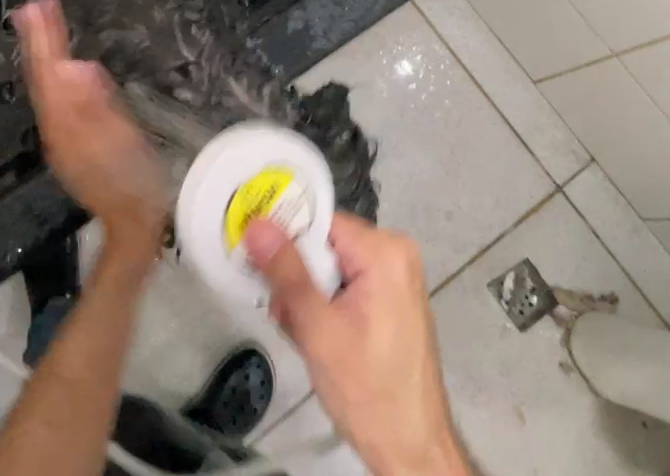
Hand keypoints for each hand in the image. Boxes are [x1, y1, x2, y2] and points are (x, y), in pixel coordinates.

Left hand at [14, 0, 166, 247]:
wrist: (132, 224)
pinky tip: (57, 68)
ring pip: (45, 89)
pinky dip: (51, 78)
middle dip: (37, 42)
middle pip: (42, 78)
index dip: (45, 39)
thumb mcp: (122, 140)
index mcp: (67, 124)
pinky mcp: (70, 144)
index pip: (51, 73)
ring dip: (42, 56)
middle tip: (31, 7)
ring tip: (37, 25)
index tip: (39, 7)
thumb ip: (97, 104)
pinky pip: (53, 102)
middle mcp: (56, 128)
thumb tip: (76, 65)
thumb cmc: (135, 181)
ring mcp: (61, 138)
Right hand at [246, 215, 471, 475]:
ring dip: (308, 298)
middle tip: (287, 316)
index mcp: (384, 251)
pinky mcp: (391, 299)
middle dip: (297, 278)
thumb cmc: (367, 388)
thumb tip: (258, 224)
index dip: (287, 244)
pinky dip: (326, 307)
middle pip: (324, 244)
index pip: (318, 222)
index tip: (263, 270)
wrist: (411, 447)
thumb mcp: (318, 329)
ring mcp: (396, 277)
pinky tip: (320, 338)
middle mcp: (396, 253)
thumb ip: (286, 272)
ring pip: (330, 267)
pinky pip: (345, 284)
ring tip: (304, 334)